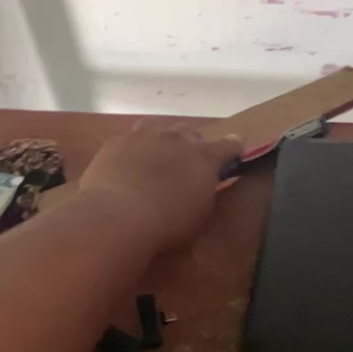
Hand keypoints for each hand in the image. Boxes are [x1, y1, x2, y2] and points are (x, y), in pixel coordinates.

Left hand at [76, 123, 240, 250]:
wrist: (119, 215)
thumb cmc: (168, 223)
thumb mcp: (200, 212)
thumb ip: (205, 190)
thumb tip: (203, 181)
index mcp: (205, 156)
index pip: (228, 146)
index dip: (233, 148)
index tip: (235, 150)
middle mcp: (177, 137)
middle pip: (190, 133)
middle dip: (192, 145)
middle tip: (186, 164)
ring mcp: (144, 135)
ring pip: (158, 128)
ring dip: (162, 140)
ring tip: (155, 159)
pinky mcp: (116, 141)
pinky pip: (130, 140)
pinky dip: (133, 150)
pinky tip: (126, 166)